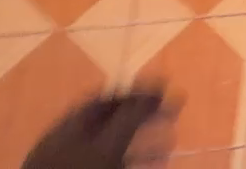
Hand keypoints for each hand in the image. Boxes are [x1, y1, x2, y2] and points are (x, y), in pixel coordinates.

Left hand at [22, 88, 176, 168]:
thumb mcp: (108, 143)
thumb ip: (132, 113)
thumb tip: (158, 85)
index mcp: (69, 126)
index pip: (106, 96)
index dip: (137, 88)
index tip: (165, 86)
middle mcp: (70, 141)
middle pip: (114, 118)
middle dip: (147, 113)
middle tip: (175, 108)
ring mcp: (74, 163)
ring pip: (116, 144)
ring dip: (146, 140)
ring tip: (171, 141)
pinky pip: (116, 162)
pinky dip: (137, 159)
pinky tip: (156, 163)